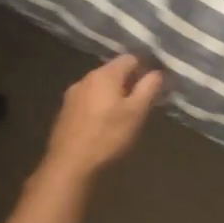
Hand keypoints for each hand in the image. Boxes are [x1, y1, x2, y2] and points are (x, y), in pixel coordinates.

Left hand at [40, 55, 164, 181]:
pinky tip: (105, 123)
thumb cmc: (108, 136)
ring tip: (125, 115)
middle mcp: (86, 79)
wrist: (70, 163)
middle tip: (143, 103)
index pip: (130, 58)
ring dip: (114, 94)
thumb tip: (157, 72)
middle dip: (130, 82)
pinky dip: (100, 105)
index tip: (154, 85)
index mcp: (104, 75)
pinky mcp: (66, 110)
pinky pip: (89, 99)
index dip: (145, 68)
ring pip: (100, 86)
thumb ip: (148, 88)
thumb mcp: (136, 112)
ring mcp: (73, 94)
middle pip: (113, 71)